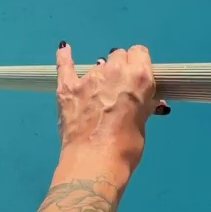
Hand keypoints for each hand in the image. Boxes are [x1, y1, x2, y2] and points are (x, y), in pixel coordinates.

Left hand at [55, 43, 161, 171]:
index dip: (139, 64)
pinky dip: (65, 57)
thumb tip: (146, 102)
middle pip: (118, 55)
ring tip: (98, 94)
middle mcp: (115, 70)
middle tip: (119, 89)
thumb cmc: (127, 148)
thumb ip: (142, 105)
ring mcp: (89, 77)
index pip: (139, 53)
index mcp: (139, 77)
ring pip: (98, 64)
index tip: (137, 77)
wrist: (95, 162)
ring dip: (101, 76)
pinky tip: (64, 49)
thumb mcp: (143, 123)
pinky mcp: (68, 87)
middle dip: (120, 68)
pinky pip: (65, 65)